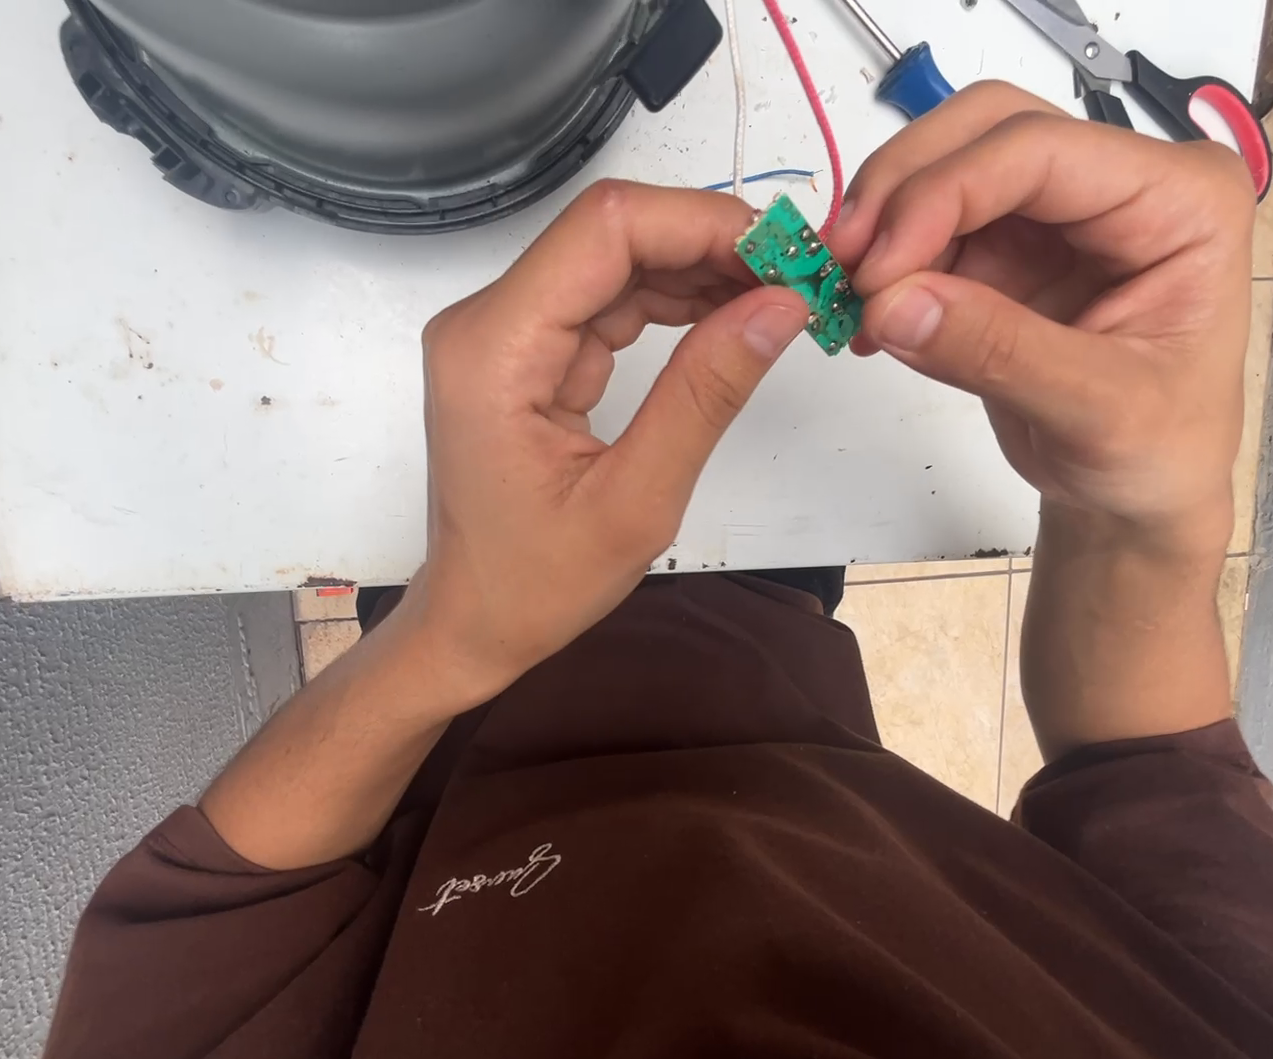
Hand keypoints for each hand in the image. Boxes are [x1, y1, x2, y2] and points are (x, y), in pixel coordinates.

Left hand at [391, 181, 809, 702]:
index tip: (788, 256)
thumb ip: (705, 394)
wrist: (476, 619)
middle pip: (609, 235)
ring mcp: (502, 334)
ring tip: (774, 299)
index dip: (704, 224)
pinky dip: (669, 304)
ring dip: (697, 272)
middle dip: (709, 245)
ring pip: (613, 262)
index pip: (606, 230)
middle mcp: (486, 323)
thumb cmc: (539, 583)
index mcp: (494, 351)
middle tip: (796, 279)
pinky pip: (604, 303)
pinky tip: (724, 318)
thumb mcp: (637, 500)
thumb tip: (782, 305)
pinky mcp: (524, 354)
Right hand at [827, 81, 1255, 556]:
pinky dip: (881, 269)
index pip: (1037, 151)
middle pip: (983, 132)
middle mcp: (1110, 189)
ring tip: (847, 301)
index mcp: (1173, 201)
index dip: (940, 196)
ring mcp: (1049, 221)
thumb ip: (996, 352)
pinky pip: (922, 236)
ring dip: (879, 228)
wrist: (1131, 487)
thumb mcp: (1095, 410)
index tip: (872, 272)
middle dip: (900, 189)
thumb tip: (888, 305)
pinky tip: (865, 320)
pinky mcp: (1000, 260)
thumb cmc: (1152, 451)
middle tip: (841, 263)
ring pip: (941, 175)